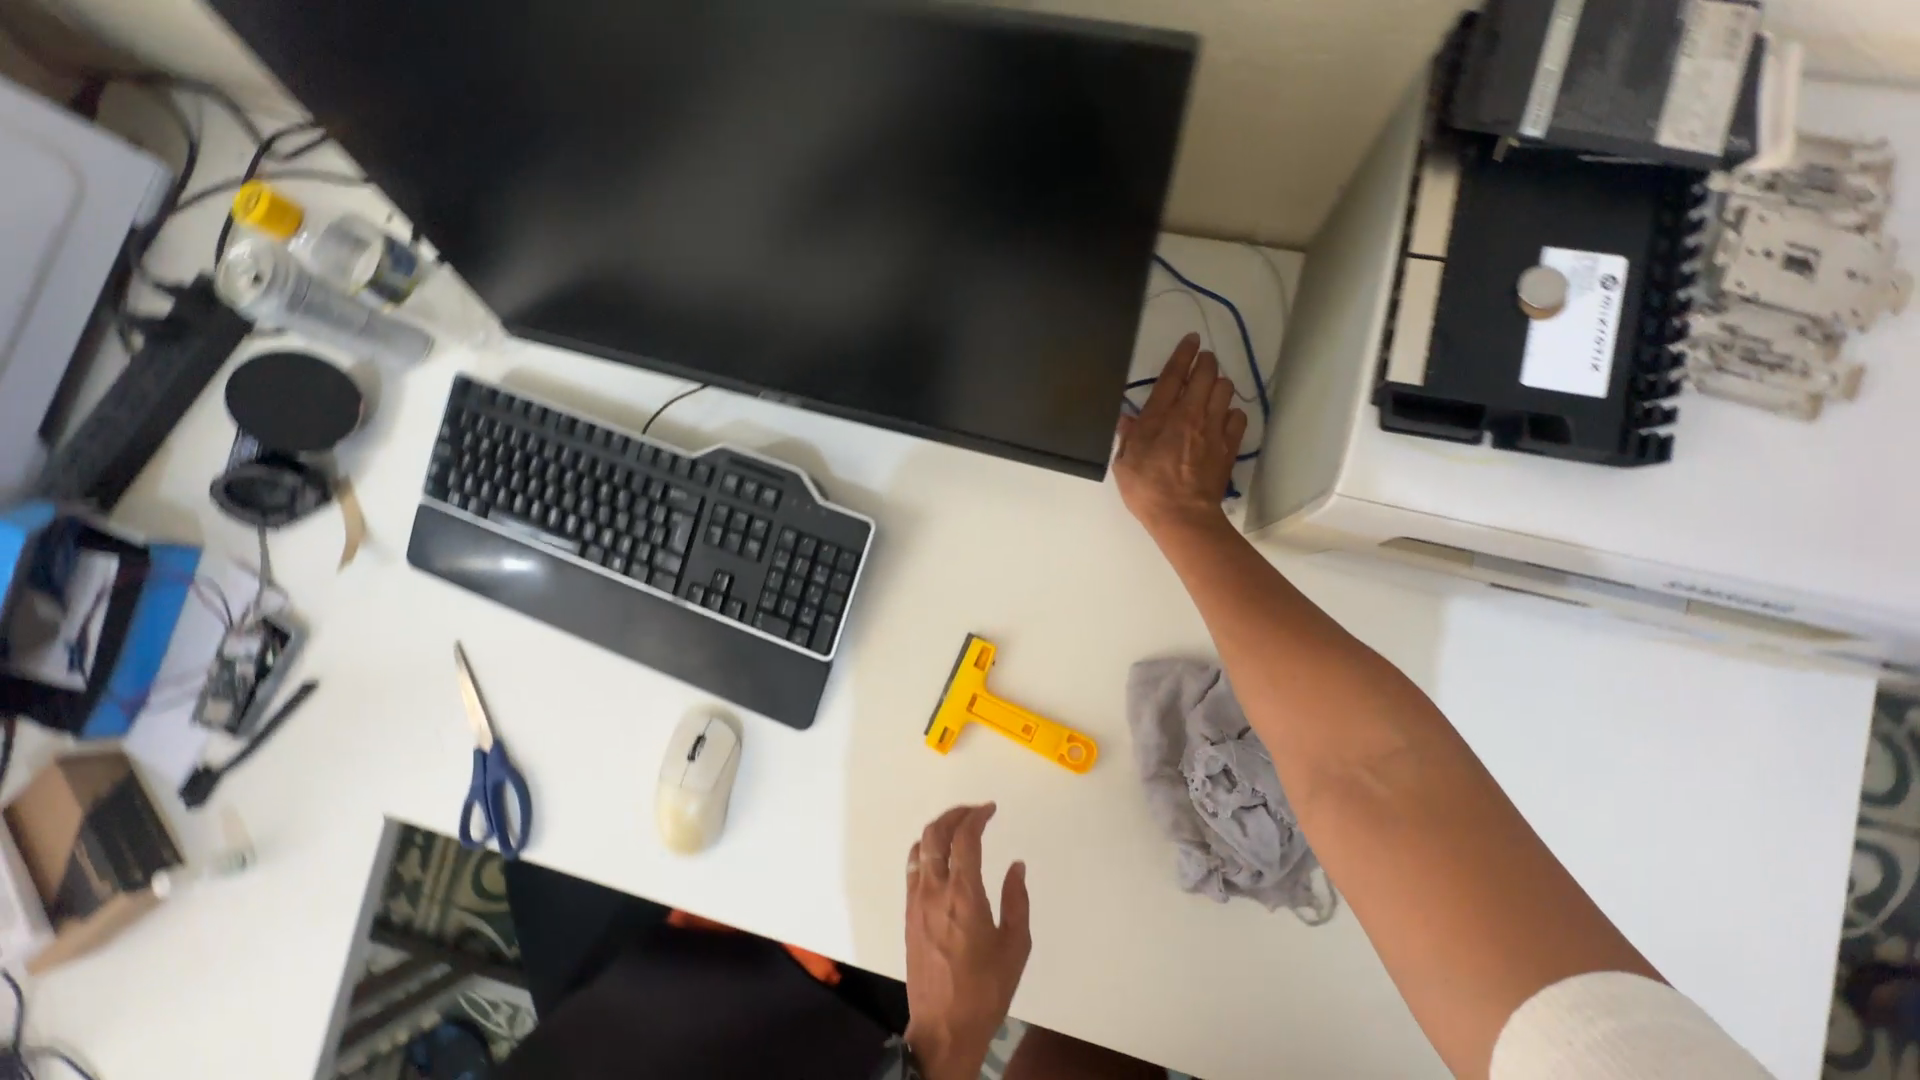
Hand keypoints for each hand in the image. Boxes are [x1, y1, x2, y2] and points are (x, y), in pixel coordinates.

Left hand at [904, 804, 1030, 1079]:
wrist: (944, 1027)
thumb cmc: (986, 989)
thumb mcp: (1015, 946)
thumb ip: (1017, 900)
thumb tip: (1016, 866)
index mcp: (963, 895)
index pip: (964, 839)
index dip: (977, 817)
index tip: (990, 809)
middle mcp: (934, 891)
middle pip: (935, 834)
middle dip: (954, 815)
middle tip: (975, 812)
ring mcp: (916, 902)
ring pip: (920, 849)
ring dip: (938, 830)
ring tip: (958, 829)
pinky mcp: (908, 915)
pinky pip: (913, 869)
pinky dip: (927, 851)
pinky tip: (942, 858)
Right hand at [1114, 333, 1247, 535]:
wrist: (1183, 516)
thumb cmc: (1147, 490)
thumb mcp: (1124, 464)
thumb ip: (1127, 437)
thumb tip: (1128, 419)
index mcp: (1159, 417)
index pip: (1174, 375)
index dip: (1183, 354)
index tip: (1191, 339)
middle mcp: (1189, 415)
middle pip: (1206, 375)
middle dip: (1206, 362)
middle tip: (1204, 360)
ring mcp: (1213, 429)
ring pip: (1225, 391)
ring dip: (1219, 384)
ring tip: (1213, 389)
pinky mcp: (1228, 445)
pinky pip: (1238, 416)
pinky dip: (1232, 412)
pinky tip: (1224, 418)